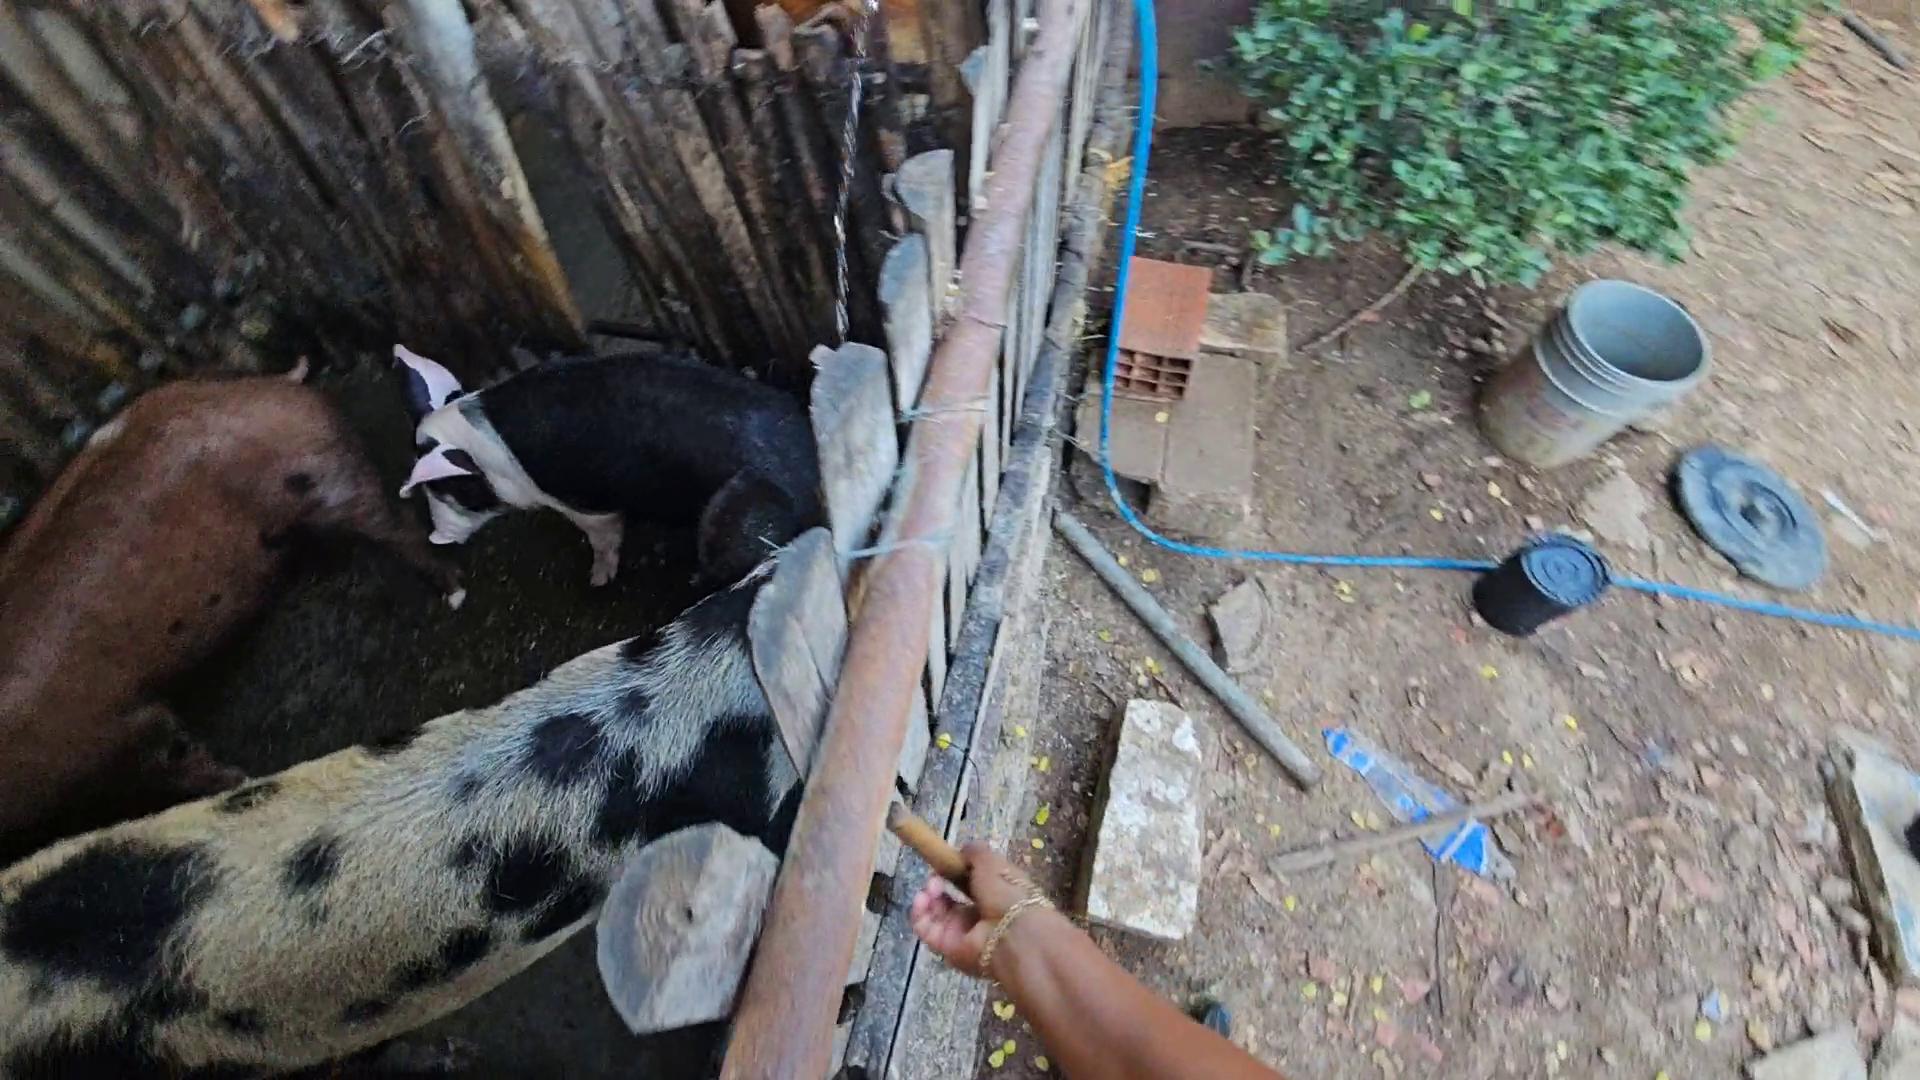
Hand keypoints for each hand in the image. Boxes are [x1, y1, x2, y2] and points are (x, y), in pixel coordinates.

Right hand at [908, 843, 1037, 977]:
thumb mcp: (991, 861)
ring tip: (930, 887)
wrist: (1012, 933)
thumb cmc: (1005, 891)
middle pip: (950, 899)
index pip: (969, 882)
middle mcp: (979, 914)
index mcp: (994, 893)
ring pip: (936, 913)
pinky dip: (920, 914)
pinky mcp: (949, 948)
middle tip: (935, 877)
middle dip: (938, 883)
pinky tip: (921, 899)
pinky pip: (927, 930)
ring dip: (928, 896)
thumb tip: (963, 850)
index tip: (944, 861)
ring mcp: (963, 932)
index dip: (954, 871)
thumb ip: (975, 853)